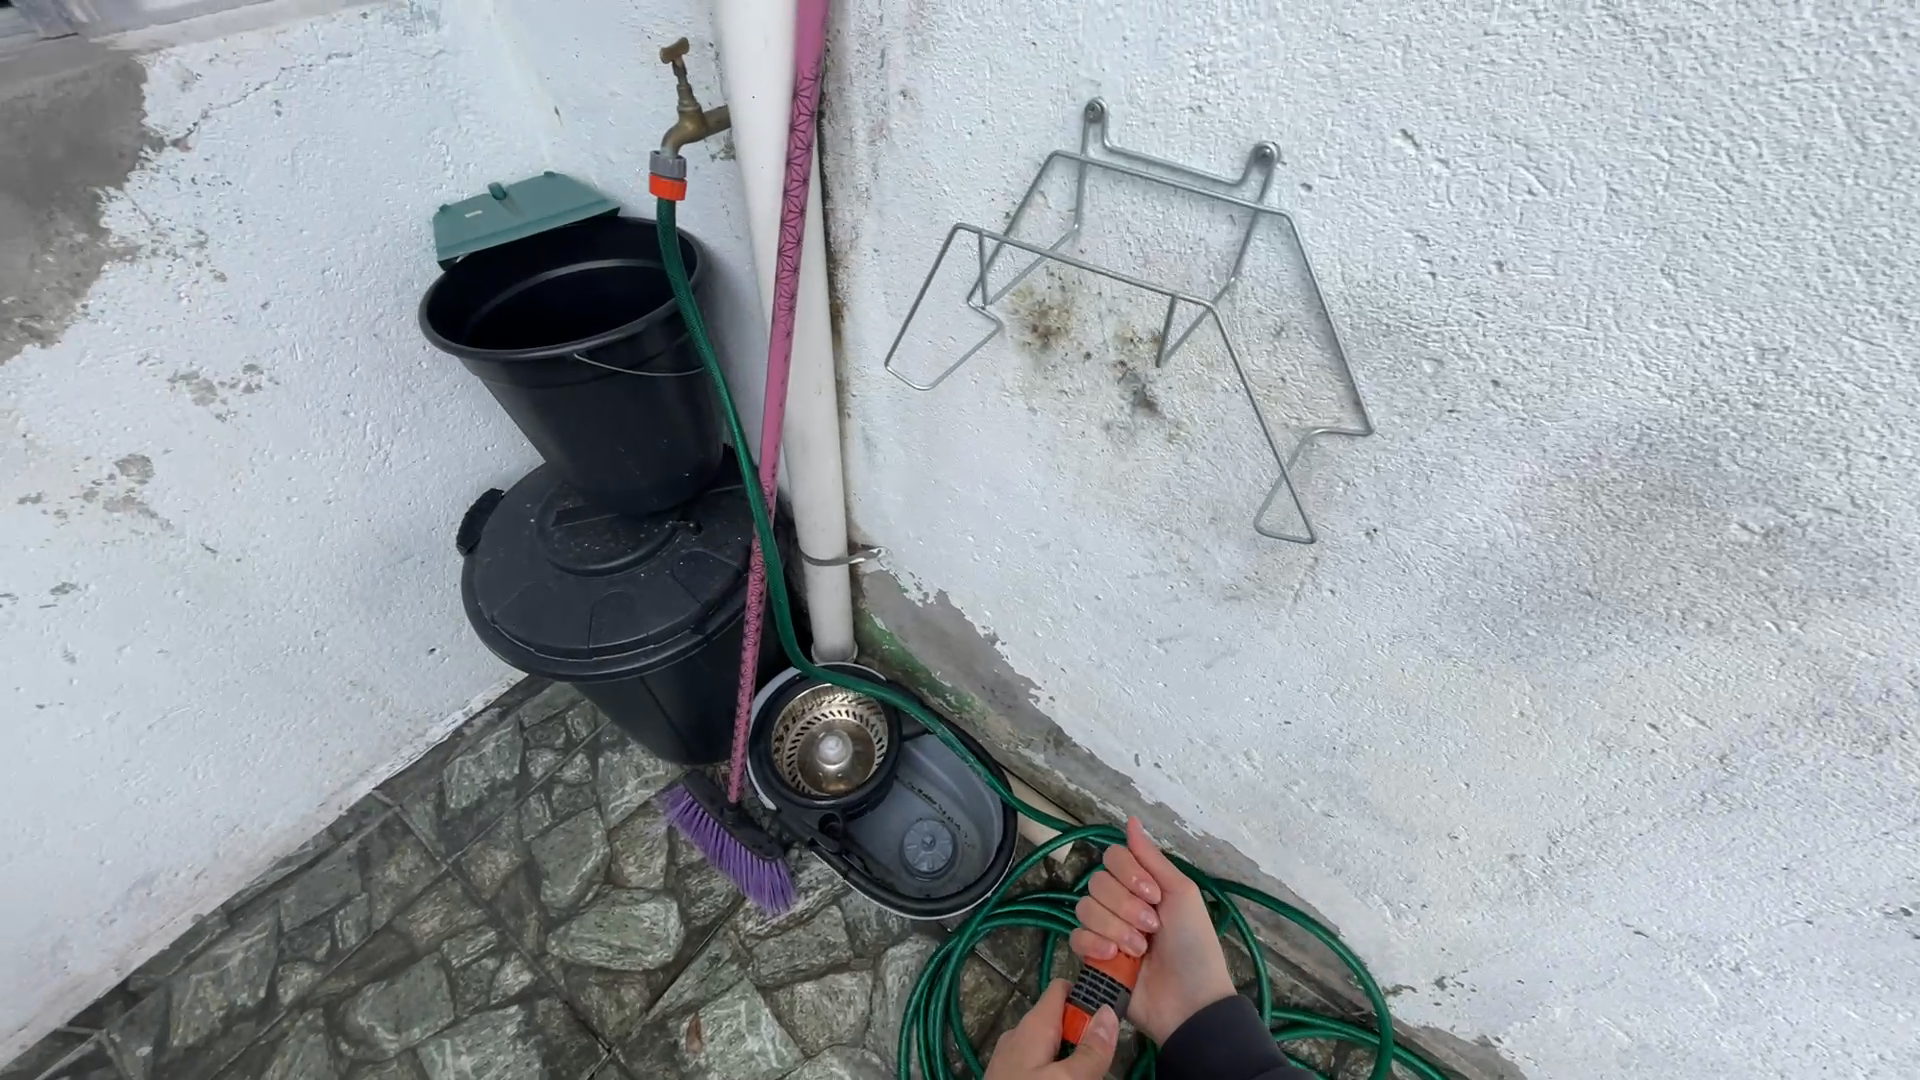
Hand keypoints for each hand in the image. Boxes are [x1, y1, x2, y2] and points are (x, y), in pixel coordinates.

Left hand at [982, 978, 1117, 1079]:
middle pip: (1060, 1022)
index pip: (1061, 989)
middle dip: (1084, 1038)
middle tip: (1106, 1063)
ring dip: (1073, 1062)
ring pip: (1051, 1049)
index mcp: (1032, 1024)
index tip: (1113, 1012)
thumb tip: (1108, 1010)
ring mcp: (1011, 1060)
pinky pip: (1039, 1068)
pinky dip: (1057, 1074)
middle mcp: (1019, 1036)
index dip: (1087, 995)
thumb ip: (1090, 1051)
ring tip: (1092, 1077)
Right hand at [1069, 817, 1235, 1043]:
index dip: (1128, 874)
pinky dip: (1094, 944)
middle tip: (1151, 927)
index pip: (1112, 857)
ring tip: (1138, 949)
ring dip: (1114, 928)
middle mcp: (1119, 902)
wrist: (1190, 1001)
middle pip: (1097, 882)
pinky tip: (1115, 957)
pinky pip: (1076, 936)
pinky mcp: (1093, 957)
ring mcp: (1105, 929)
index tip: (1152, 895)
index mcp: (1140, 884)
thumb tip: (1132, 819)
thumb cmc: (1194, 945)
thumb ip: (1152, 858)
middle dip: (1125, 906)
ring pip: (1085, 908)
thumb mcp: (1181, 894)